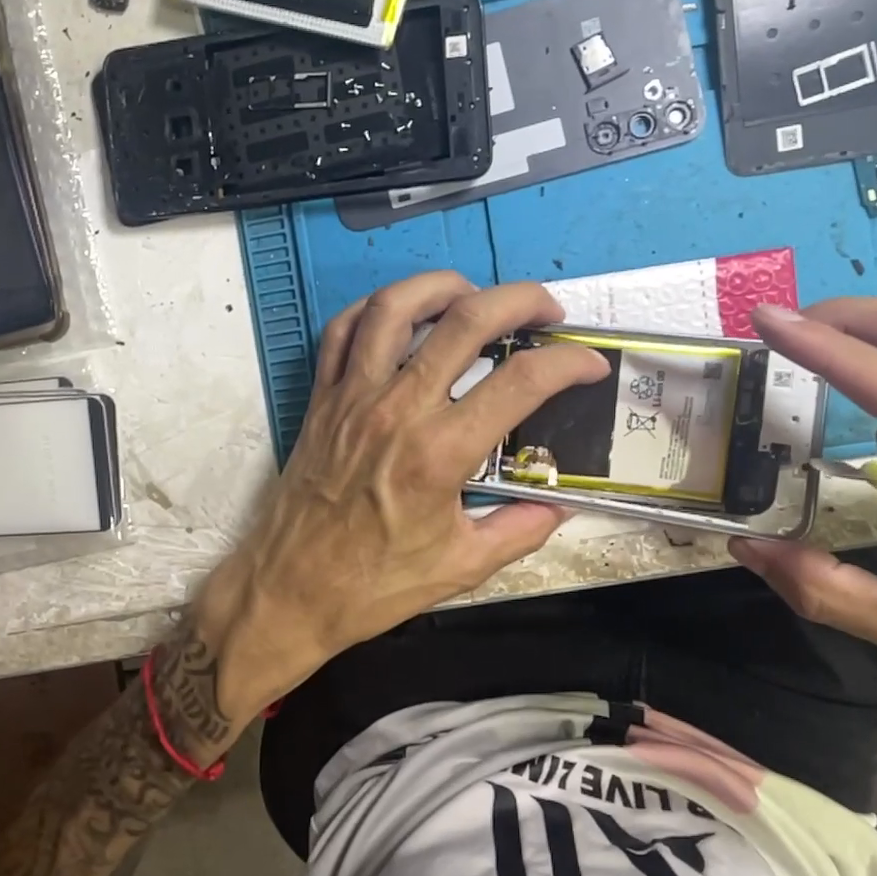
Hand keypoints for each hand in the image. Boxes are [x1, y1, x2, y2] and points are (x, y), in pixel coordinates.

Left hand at [192, 271, 608, 728]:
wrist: (289, 590)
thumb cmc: (373, 585)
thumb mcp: (461, 567)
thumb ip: (520, 531)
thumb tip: (559, 504)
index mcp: (440, 452)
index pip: (520, 381)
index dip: (568, 362)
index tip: (588, 364)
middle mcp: (397, 408)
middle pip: (465, 321)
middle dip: (520, 300)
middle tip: (547, 310)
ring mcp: (352, 395)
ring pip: (396, 307)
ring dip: (444, 285)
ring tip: (475, 294)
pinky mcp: (321, 397)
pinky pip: (342, 330)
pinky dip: (375, 308)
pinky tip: (402, 312)